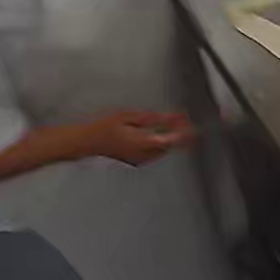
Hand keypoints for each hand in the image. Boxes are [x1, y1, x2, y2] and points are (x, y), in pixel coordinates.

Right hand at [76, 111, 195, 165]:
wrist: (87, 143)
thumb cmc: (105, 127)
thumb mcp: (130, 116)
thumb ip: (153, 118)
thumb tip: (172, 118)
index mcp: (143, 142)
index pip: (172, 141)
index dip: (185, 135)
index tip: (192, 127)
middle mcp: (143, 155)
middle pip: (170, 147)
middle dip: (178, 134)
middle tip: (181, 121)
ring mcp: (140, 161)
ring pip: (163, 151)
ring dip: (169, 140)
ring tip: (172, 126)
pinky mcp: (136, 163)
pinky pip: (154, 154)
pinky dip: (160, 145)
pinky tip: (158, 135)